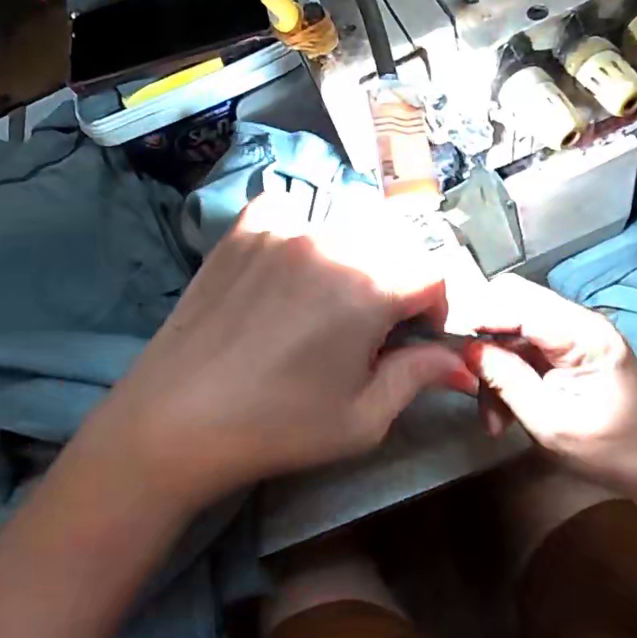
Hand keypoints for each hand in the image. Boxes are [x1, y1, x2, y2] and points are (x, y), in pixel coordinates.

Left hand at [80, 190, 468, 508]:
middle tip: (372, 328)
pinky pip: (289, 211)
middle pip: (393, 246)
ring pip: (346, 227)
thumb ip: (418, 377)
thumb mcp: (362, 418)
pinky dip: (300, 231)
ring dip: (354, 259)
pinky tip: (286, 267)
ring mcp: (282, 229)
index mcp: (368, 286)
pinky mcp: (243, 230)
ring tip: (326, 303)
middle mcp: (332, 242)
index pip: (432, 274)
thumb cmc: (278, 426)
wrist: (175, 420)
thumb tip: (461, 365)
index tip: (414, 340)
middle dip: (397, 283)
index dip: (435, 310)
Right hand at [461, 273, 636, 503]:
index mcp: (583, 333)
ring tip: (491, 418)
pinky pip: (525, 350)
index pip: (517, 301)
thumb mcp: (552, 423)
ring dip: (494, 366)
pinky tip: (504, 413)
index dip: (479, 316)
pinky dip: (508, 375)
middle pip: (512, 305)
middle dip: (483, 340)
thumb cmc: (615, 452)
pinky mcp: (569, 352)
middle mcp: (578, 321)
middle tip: (467, 379)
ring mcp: (574, 336)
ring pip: (513, 330)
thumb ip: (507, 381)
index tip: (446, 341)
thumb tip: (466, 349)